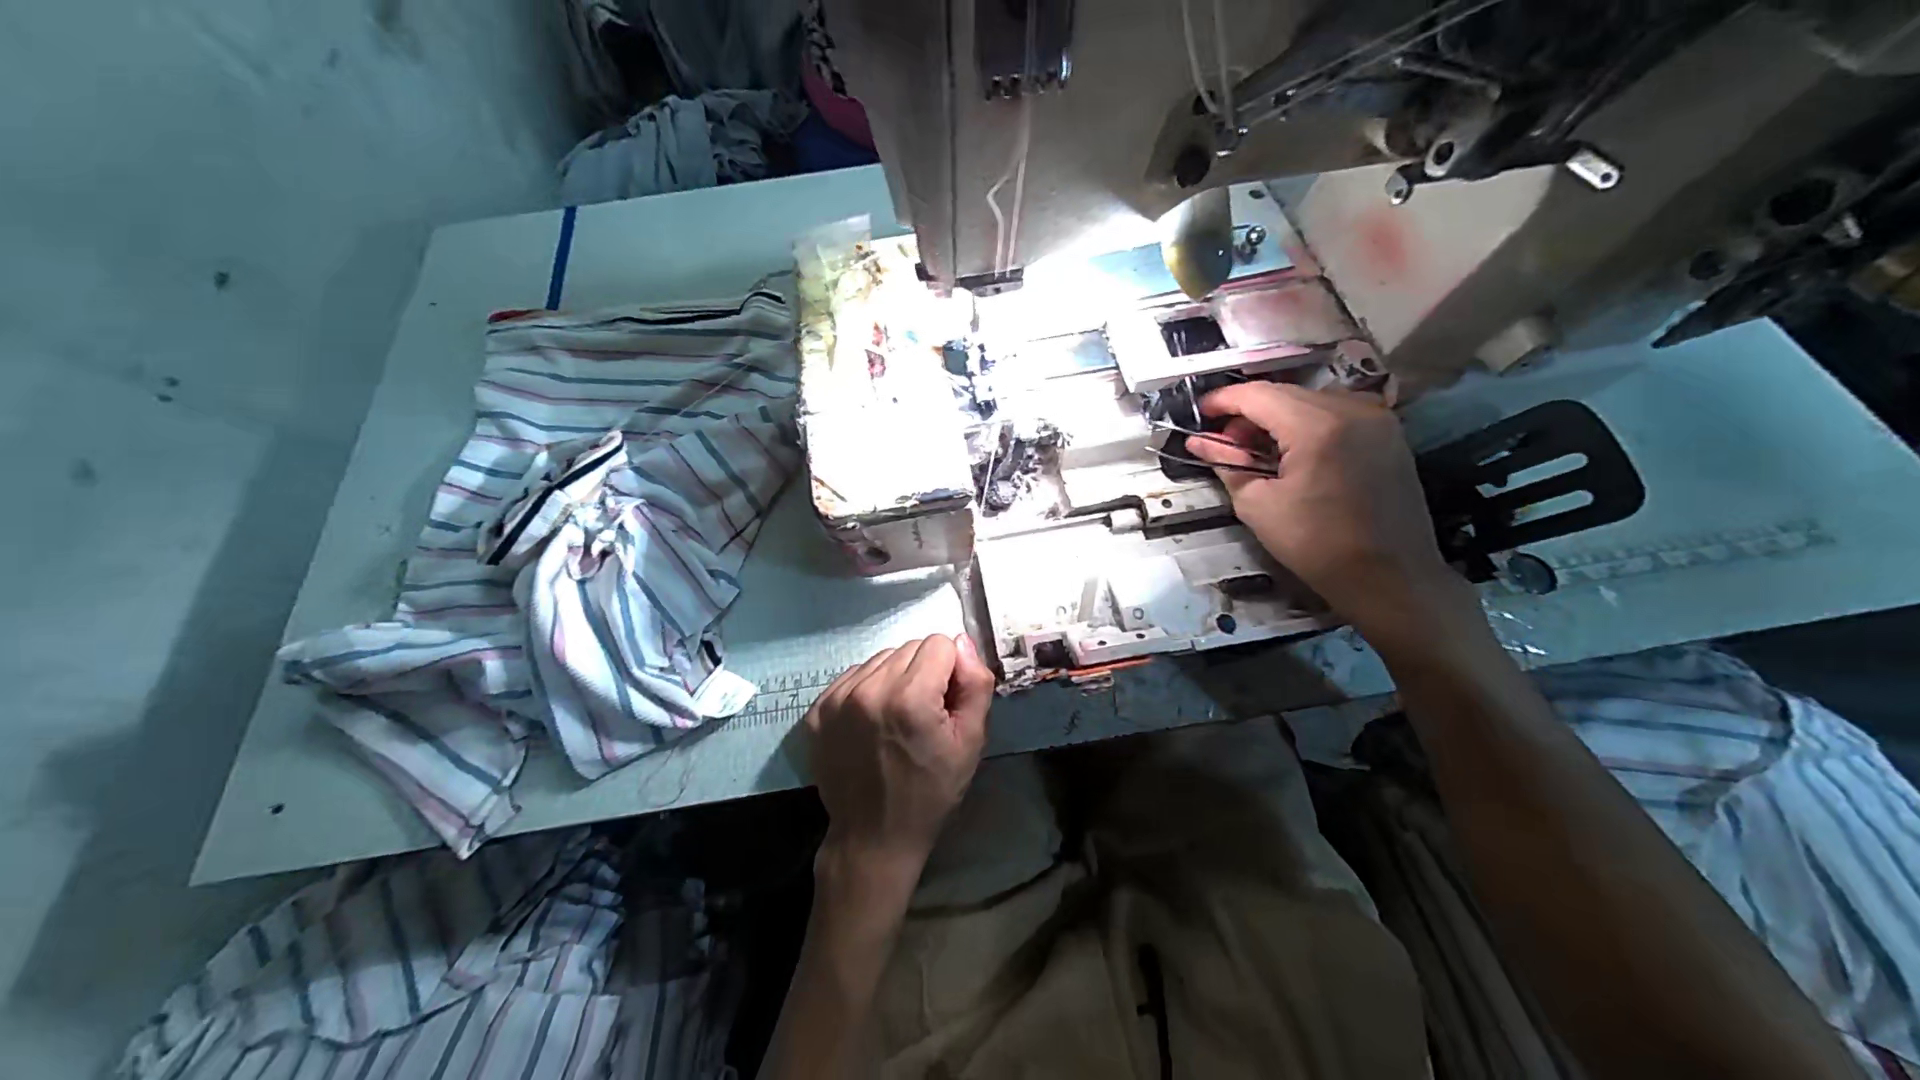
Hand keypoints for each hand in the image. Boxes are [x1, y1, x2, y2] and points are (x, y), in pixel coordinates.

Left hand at [802, 634, 996, 880]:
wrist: (873, 836)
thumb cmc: (931, 792)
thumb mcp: (971, 742)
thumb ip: (976, 684)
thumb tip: (962, 642)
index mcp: (910, 698)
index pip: (940, 643)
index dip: (952, 670)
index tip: (947, 704)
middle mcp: (869, 689)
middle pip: (909, 647)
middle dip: (924, 672)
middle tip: (924, 715)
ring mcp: (837, 698)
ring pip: (881, 658)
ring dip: (895, 678)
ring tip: (897, 719)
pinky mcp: (817, 709)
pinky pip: (854, 675)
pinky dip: (868, 689)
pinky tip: (873, 722)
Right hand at [1185, 382, 1458, 626]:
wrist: (1389, 576)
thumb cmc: (1316, 545)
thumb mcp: (1258, 506)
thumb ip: (1228, 464)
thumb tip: (1200, 442)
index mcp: (1317, 427)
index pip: (1258, 395)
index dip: (1223, 401)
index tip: (1200, 413)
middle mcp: (1351, 409)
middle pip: (1285, 393)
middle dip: (1249, 411)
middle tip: (1225, 441)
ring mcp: (1376, 418)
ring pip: (1310, 399)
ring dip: (1277, 416)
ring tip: (1257, 449)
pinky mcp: (1388, 432)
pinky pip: (1336, 412)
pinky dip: (1306, 422)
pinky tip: (1292, 451)